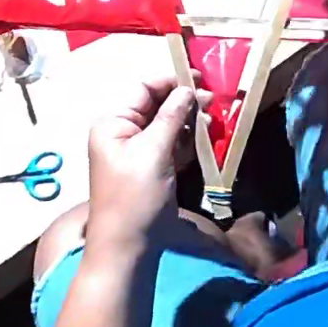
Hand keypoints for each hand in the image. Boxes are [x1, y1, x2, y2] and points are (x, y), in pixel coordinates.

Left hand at [83, 77, 195, 257]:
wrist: (129, 247)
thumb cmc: (135, 196)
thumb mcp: (154, 152)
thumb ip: (172, 116)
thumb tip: (187, 89)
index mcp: (114, 123)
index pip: (145, 89)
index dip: (172, 81)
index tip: (201, 79)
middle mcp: (124, 131)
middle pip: (159, 104)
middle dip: (185, 100)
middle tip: (213, 101)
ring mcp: (139, 149)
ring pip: (169, 122)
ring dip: (191, 119)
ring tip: (211, 122)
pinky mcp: (154, 165)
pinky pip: (174, 141)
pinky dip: (189, 138)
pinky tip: (206, 137)